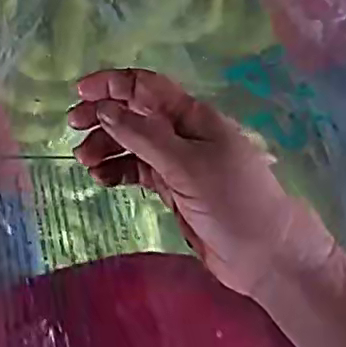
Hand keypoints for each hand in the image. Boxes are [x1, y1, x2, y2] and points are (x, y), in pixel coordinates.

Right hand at [67, 68, 338, 298]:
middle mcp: (180, 132)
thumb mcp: (187, 165)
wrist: (272, 262)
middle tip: (73, 125)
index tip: (80, 92)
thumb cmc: (235, 202)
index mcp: (190, 115)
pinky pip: (135, 169)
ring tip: (85, 161)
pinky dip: (116, 170)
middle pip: (131, 112)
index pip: (144, 86)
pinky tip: (101, 179)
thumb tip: (104, 108)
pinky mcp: (172, 187)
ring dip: (104, 145)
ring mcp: (175, 160)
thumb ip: (143, 135)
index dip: (111, 83)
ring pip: (129, 141)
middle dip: (101, 115)